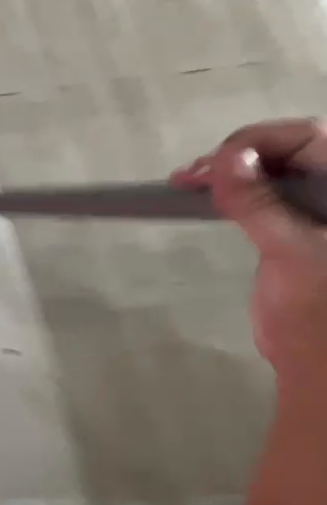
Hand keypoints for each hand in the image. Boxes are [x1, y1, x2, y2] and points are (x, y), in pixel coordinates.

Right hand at [173, 119, 326, 379]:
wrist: (324, 364)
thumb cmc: (321, 312)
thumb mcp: (292, 253)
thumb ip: (260, 202)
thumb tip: (228, 157)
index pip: (315, 140)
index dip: (263, 141)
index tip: (216, 164)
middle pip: (297, 148)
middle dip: (242, 154)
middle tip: (192, 176)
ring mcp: (326, 211)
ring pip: (279, 165)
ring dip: (232, 168)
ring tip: (190, 183)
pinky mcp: (305, 225)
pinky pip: (270, 187)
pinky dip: (235, 185)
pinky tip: (206, 192)